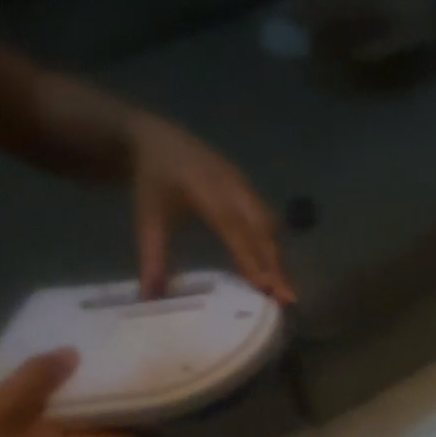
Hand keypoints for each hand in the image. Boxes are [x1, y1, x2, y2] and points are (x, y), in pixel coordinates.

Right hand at [0, 349, 134, 436]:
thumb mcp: (7, 405)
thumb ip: (41, 377)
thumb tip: (73, 354)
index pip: (135, 436)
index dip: (146, 411)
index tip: (152, 384)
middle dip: (124, 411)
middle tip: (125, 375)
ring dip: (100, 418)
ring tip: (97, 382)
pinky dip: (80, 428)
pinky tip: (66, 405)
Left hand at [124, 110, 293, 303]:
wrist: (158, 138)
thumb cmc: (153, 179)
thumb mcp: (148, 216)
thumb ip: (152, 256)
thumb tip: (150, 298)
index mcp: (208, 191)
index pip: (235, 231)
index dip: (251, 259)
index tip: (266, 287)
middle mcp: (233, 188)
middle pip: (262, 230)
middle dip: (276, 264)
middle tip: (287, 298)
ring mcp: (245, 186)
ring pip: (269, 225)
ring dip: (277, 257)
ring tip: (284, 289)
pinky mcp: (249, 188)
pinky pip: (267, 218)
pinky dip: (273, 244)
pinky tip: (275, 266)